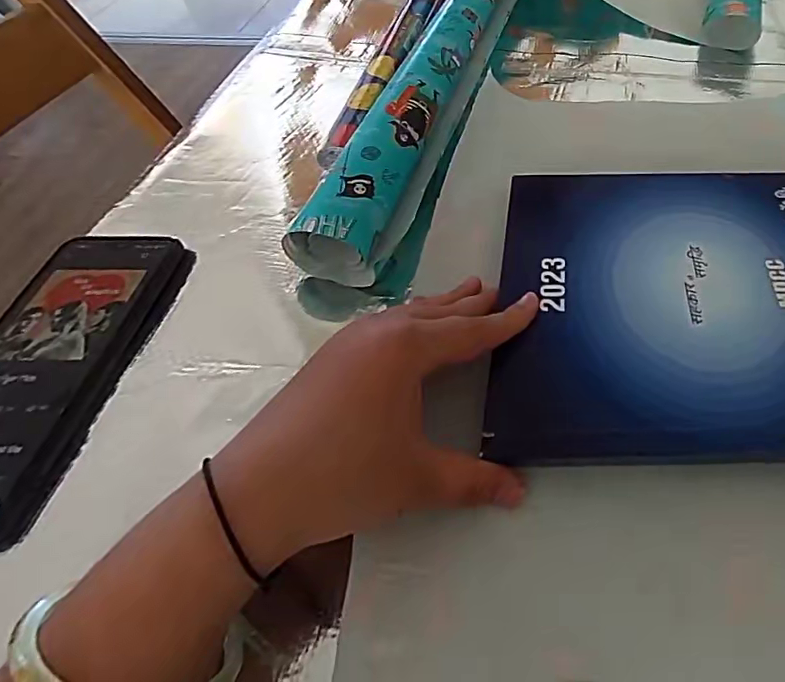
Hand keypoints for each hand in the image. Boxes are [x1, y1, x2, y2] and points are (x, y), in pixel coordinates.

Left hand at [209, 278, 535, 570]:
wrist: (250, 494)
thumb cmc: (343, 477)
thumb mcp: (416, 479)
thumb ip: (472, 480)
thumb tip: (520, 492)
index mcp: (409, 350)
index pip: (470, 330)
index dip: (506, 320)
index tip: (533, 301)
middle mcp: (383, 332)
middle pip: (440, 311)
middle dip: (473, 303)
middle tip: (499, 290)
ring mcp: (352, 340)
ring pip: (410, 312)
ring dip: (441, 305)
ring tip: (465, 293)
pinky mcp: (331, 354)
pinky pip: (387, 323)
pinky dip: (413, 318)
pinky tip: (410, 327)